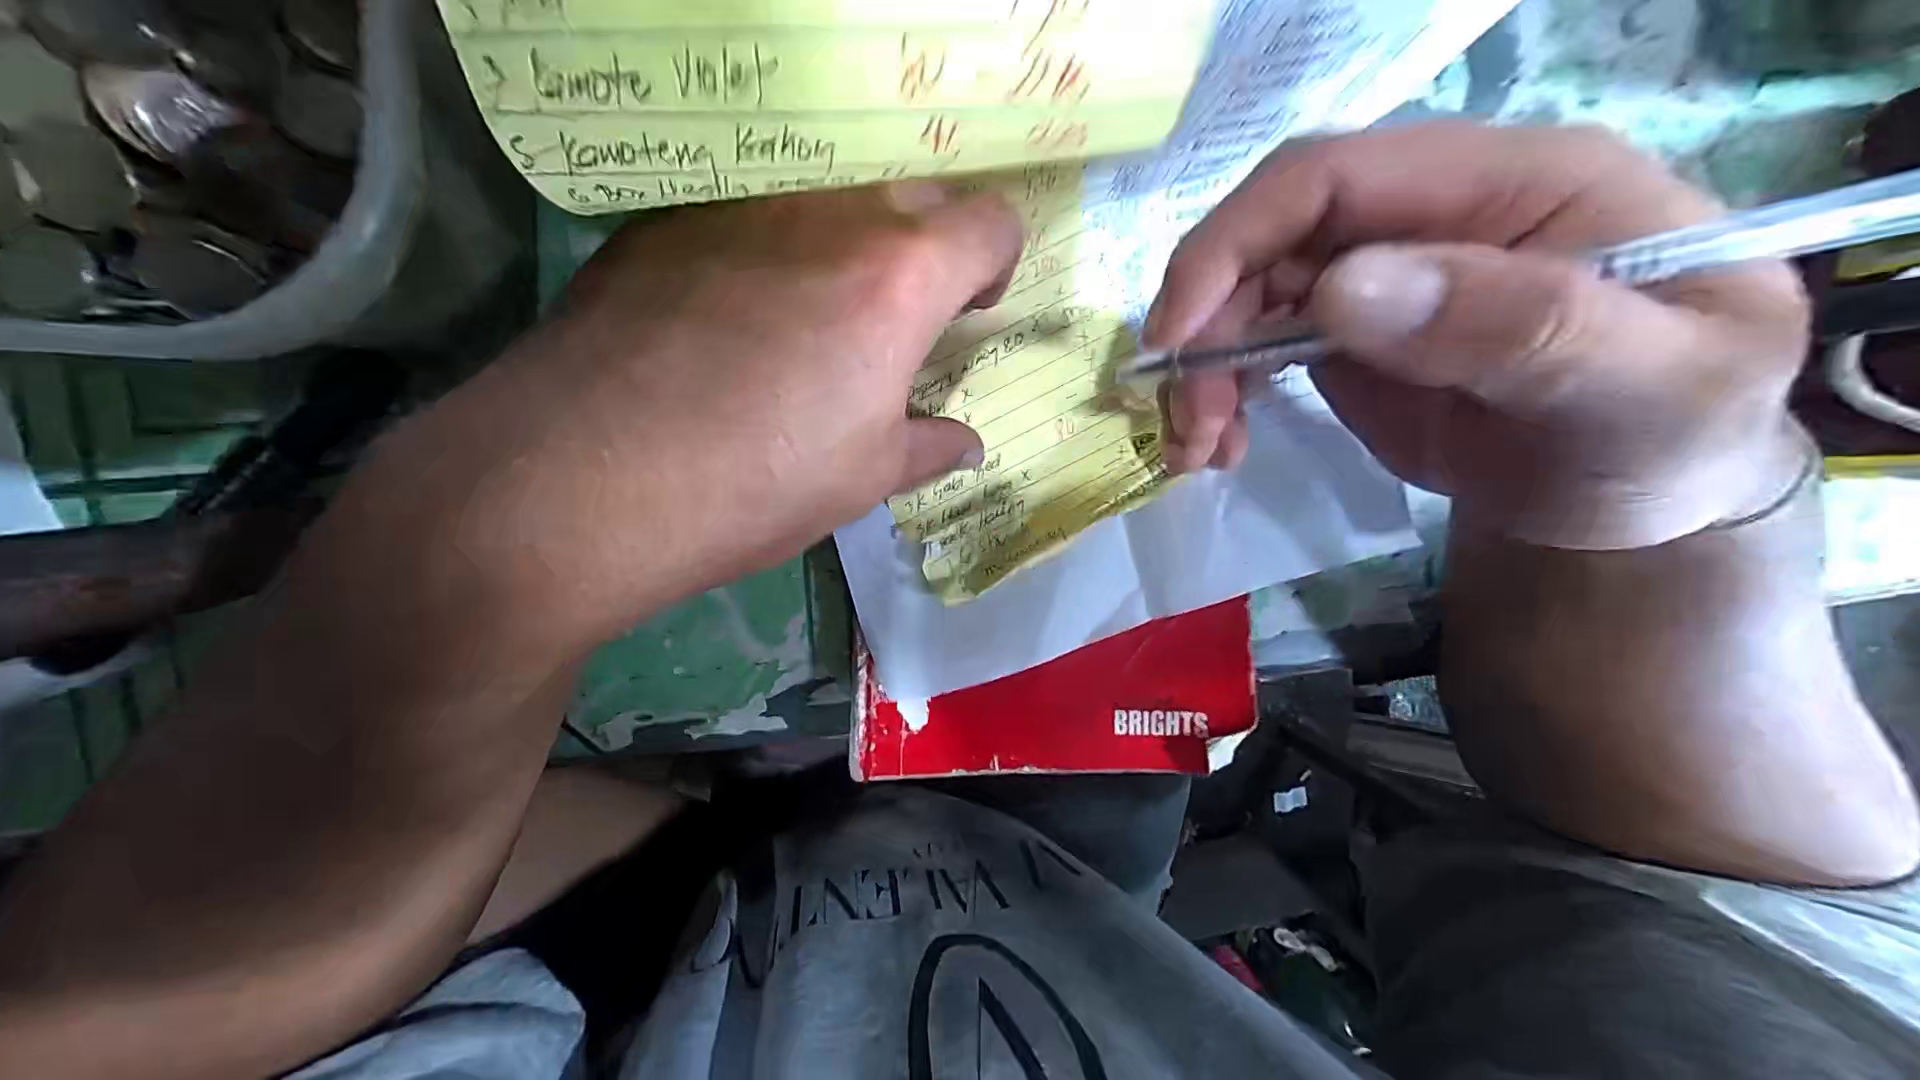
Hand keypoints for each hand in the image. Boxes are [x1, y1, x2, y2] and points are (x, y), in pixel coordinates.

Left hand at [340, 182, 1020, 648]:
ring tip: (811, 326)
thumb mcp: (866, 478)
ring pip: (829, 203)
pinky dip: (770, 257)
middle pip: (914, 198)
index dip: (997, 263)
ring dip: (847, 251)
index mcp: (898, 280)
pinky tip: (729, 327)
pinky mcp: (667, 221)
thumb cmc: (759, 484)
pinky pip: (751, 219)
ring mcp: (741, 207)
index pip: (990, 222)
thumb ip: (931, 446)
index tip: (970, 312)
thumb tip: (967, 443)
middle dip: (928, 252)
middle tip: (898, 324)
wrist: (585, 478)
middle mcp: (829, 216)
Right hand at [1144, 122, 1811, 548]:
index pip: (1329, 175)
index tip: (1176, 336)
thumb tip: (1339, 291)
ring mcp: (1378, 276)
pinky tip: (1221, 445)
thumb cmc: (1659, 438)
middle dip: (1206, 332)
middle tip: (1191, 424)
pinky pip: (1251, 347)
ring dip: (1202, 374)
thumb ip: (1516, 323)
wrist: (1624, 499)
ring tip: (1200, 450)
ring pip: (1243, 299)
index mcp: (1509, 181)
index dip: (1231, 245)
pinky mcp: (1343, 335)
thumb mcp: (1643, 384)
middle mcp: (1425, 215)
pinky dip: (1219, 395)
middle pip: (1266, 243)